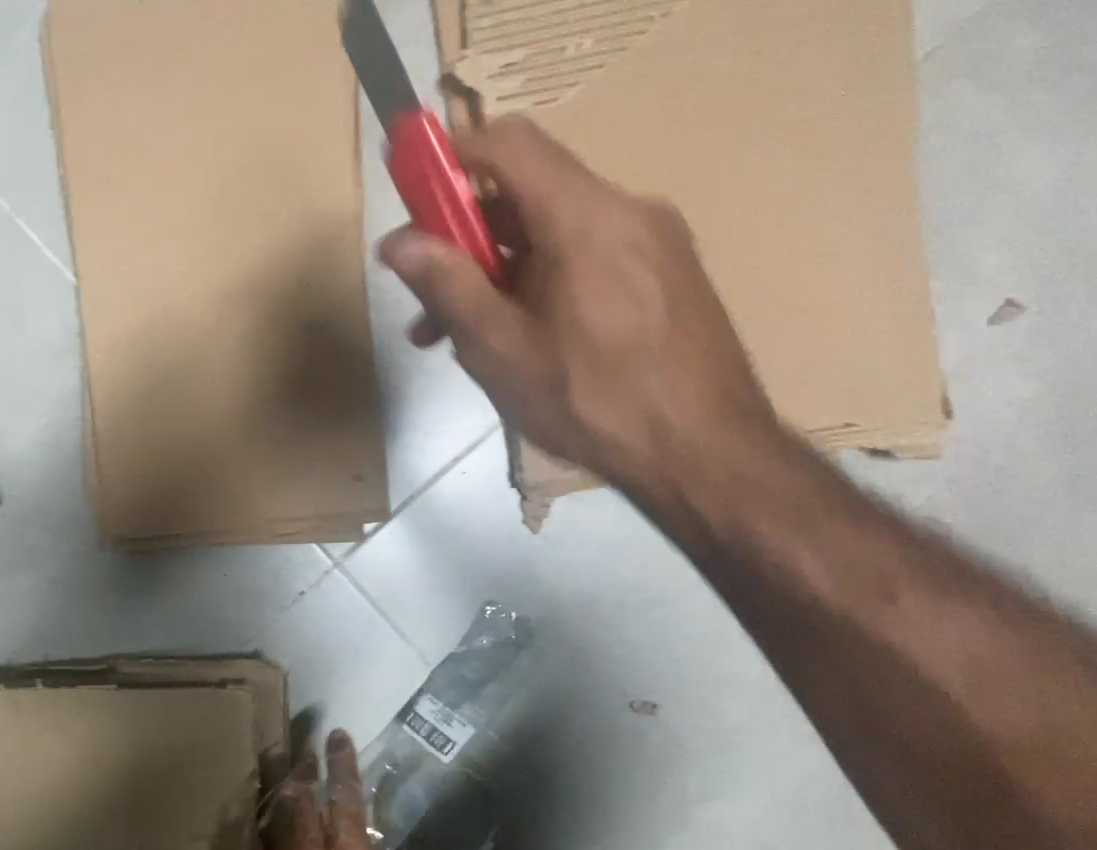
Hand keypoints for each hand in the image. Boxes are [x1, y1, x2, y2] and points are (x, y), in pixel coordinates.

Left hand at [223, 731, 402, 849]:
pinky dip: (269, 837)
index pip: (347, 800)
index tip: (337, 737)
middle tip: (301, 745)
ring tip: (277, 770)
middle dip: (301, 765)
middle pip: (300, 796)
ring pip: (274, 818)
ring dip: (278, 794)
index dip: (342, 764)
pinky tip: (269, 835)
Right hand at [378, 115, 780, 502]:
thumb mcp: (502, 350)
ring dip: (494, 270)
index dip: (450, 156)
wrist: (704, 452)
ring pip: (551, 232)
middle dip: (463, 236)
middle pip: (526, 192)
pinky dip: (535, 283)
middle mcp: (625, 211)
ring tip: (452, 336)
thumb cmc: (594, 401)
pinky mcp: (662, 274)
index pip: (509, 145)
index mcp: (585, 219)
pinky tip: (512, 340)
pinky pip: (583, 257)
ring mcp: (651, 242)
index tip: (409, 190)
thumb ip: (448, 286)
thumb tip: (397, 241)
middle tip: (423, 292)